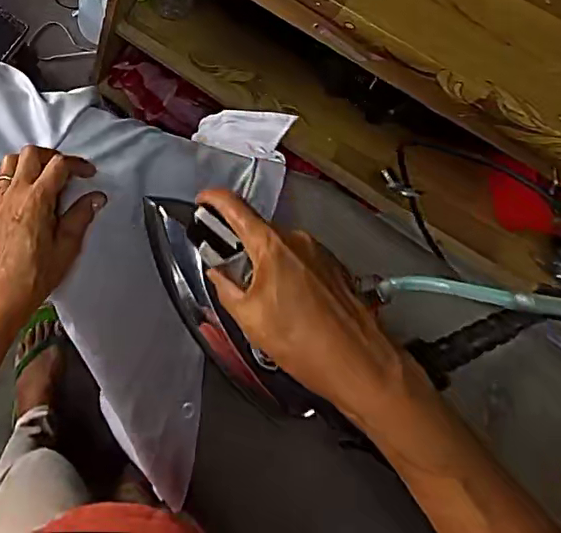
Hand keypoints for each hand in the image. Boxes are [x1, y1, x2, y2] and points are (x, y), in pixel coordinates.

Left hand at [0, 147, 105, 325]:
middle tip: (68, 171)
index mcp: (36, 200)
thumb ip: (82, 214)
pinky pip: (0, 178)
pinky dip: (14, 173)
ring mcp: (2, 200)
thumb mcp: (69, 244)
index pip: (59, 164)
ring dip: (32, 161)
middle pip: (32, 153)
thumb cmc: (37, 273)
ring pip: (12, 160)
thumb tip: (95, 197)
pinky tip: (27, 186)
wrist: (6, 293)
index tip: (88, 174)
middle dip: (54, 156)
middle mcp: (16, 194)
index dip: (78, 164)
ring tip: (47, 175)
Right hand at [196, 188, 414, 422]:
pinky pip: (301, 259)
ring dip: (267, 266)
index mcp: (272, 245)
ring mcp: (318, 250)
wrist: (356, 360)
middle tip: (230, 274)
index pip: (236, 208)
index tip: (204, 199)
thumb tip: (219, 274)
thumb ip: (226, 287)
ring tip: (268, 304)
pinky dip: (289, 274)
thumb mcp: (250, 319)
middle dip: (242, 248)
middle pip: (259, 231)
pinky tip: (291, 306)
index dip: (215, 199)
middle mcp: (298, 239)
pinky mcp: (332, 264)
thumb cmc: (307, 344)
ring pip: (281, 247)